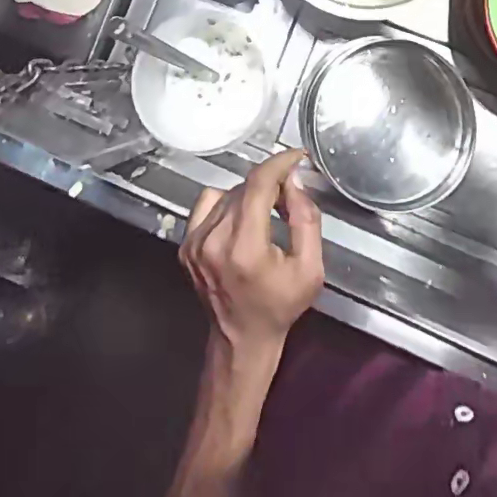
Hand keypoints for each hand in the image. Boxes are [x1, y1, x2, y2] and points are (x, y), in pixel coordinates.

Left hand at [179, 150, 323, 359]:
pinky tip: (242, 221)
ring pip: (227, 193)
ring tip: (267, 215)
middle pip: (244, 187)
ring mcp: (194, 243)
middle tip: (290, 197)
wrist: (241, 339)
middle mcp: (213, 240)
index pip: (258, 185)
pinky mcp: (185, 245)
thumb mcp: (311, 268)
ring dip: (251, 194)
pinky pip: (208, 204)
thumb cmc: (280, 306)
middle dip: (271, 183)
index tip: (296, 156)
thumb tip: (293, 182)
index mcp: (245, 247)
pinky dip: (228, 203)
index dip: (279, 163)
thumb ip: (306, 220)